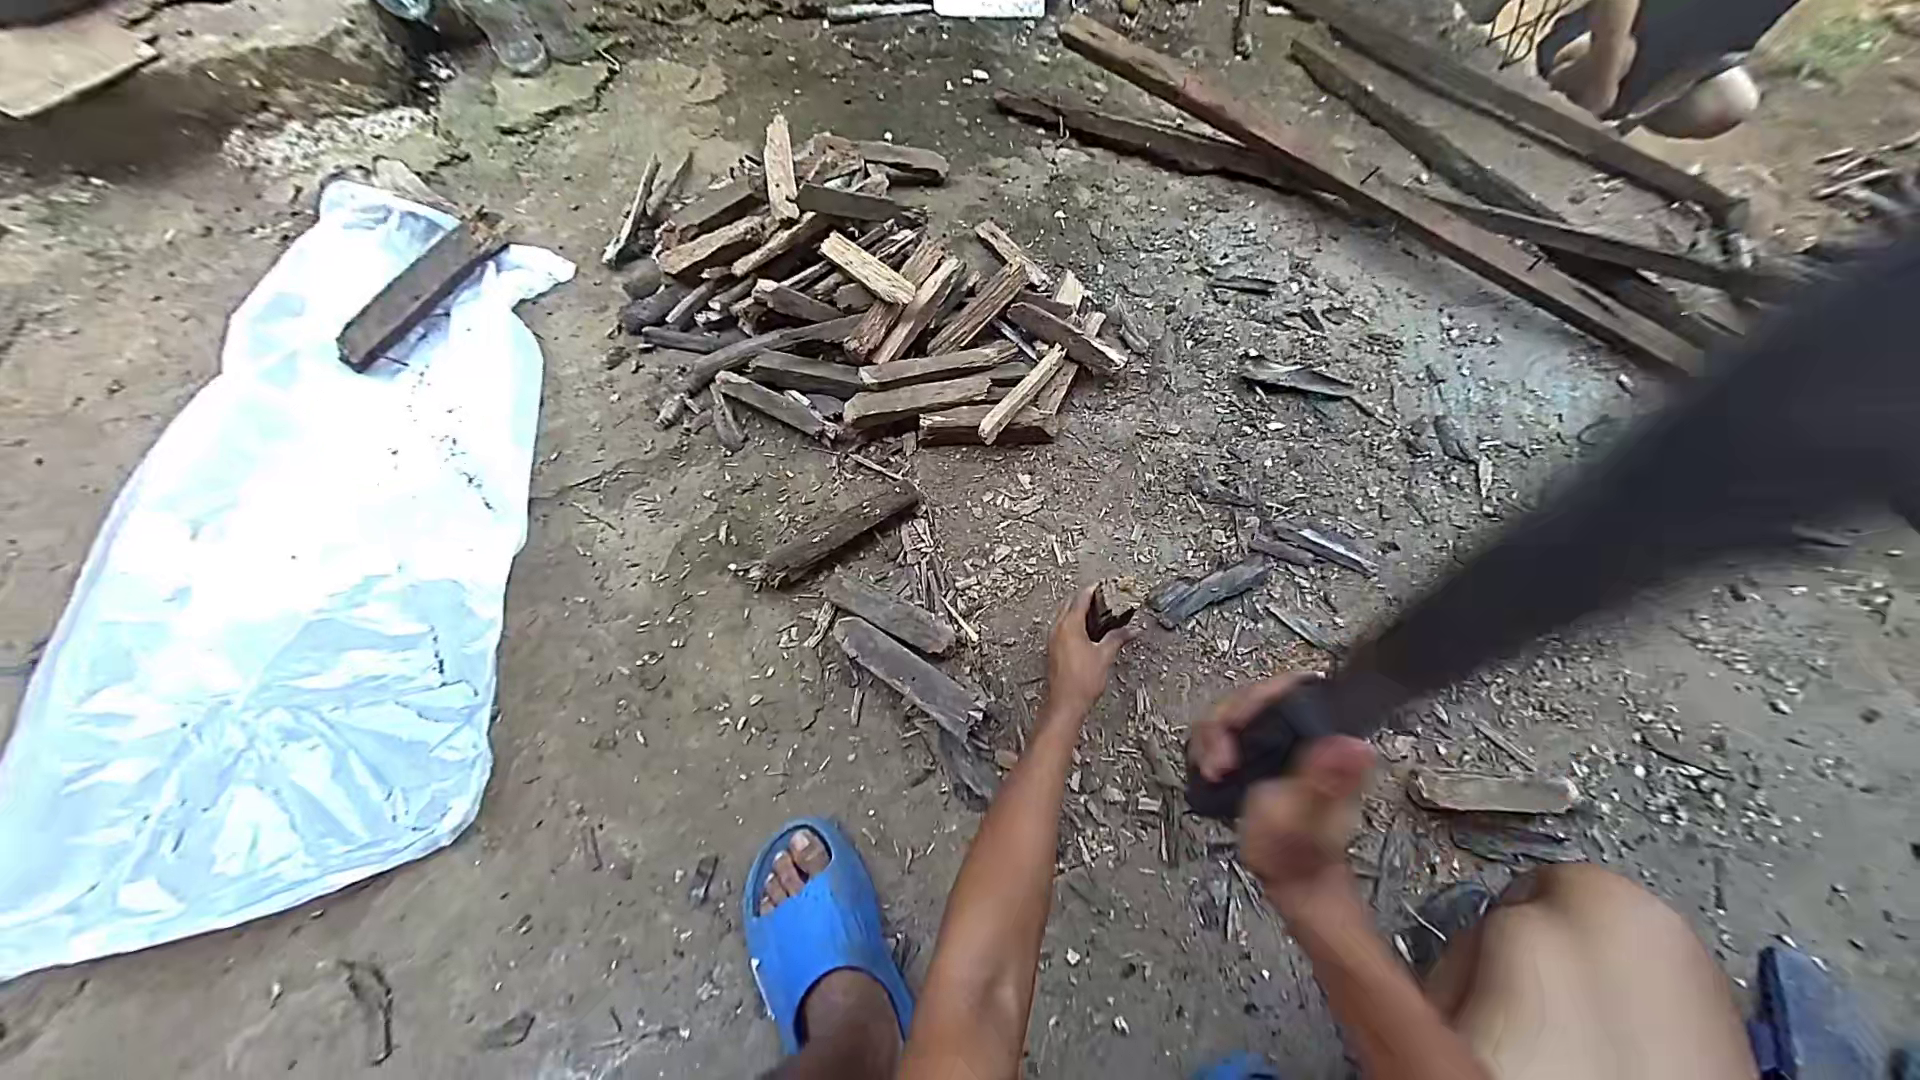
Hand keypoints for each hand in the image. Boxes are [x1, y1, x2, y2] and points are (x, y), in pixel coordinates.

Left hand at [1041, 584, 1137, 722]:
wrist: (1065, 703)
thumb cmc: (1082, 681)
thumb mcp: (1105, 656)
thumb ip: (1117, 638)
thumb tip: (1131, 630)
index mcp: (1069, 626)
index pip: (1080, 599)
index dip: (1092, 590)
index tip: (1102, 586)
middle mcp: (1057, 629)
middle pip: (1069, 604)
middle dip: (1084, 598)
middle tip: (1101, 597)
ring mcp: (1053, 639)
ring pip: (1063, 616)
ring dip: (1077, 610)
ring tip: (1095, 612)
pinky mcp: (1053, 649)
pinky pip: (1061, 628)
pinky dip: (1073, 623)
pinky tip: (1085, 632)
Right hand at [1189, 674, 1372, 913]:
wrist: (1288, 875)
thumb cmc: (1298, 850)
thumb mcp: (1306, 814)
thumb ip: (1323, 779)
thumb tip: (1354, 746)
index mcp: (1322, 739)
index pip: (1288, 688)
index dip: (1254, 700)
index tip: (1233, 729)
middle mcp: (1301, 732)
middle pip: (1251, 697)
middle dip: (1224, 726)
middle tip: (1219, 763)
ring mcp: (1276, 739)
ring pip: (1231, 710)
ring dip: (1211, 738)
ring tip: (1213, 769)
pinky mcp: (1257, 748)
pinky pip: (1221, 729)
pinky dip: (1208, 745)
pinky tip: (1210, 766)